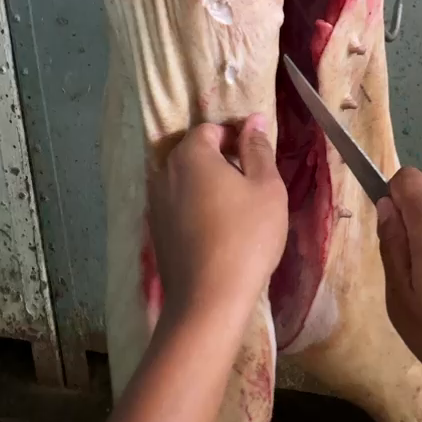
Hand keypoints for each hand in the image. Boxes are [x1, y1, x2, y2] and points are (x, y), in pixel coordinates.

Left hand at [147, 114, 288, 320]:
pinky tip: (216, 232)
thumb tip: (253, 120)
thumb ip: (258, 148)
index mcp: (190, 155)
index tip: (255, 161)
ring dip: (207, 185)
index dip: (234, 139)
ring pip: (185, 180)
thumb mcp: (266, 187)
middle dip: (221, 160)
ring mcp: (155, 204)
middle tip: (249, 186)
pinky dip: (196, 208)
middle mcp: (165, 173)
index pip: (210, 130)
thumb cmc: (246, 236)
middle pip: (194, 153)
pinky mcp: (155, 231)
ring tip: (235, 211)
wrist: (209, 301)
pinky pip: (178, 205)